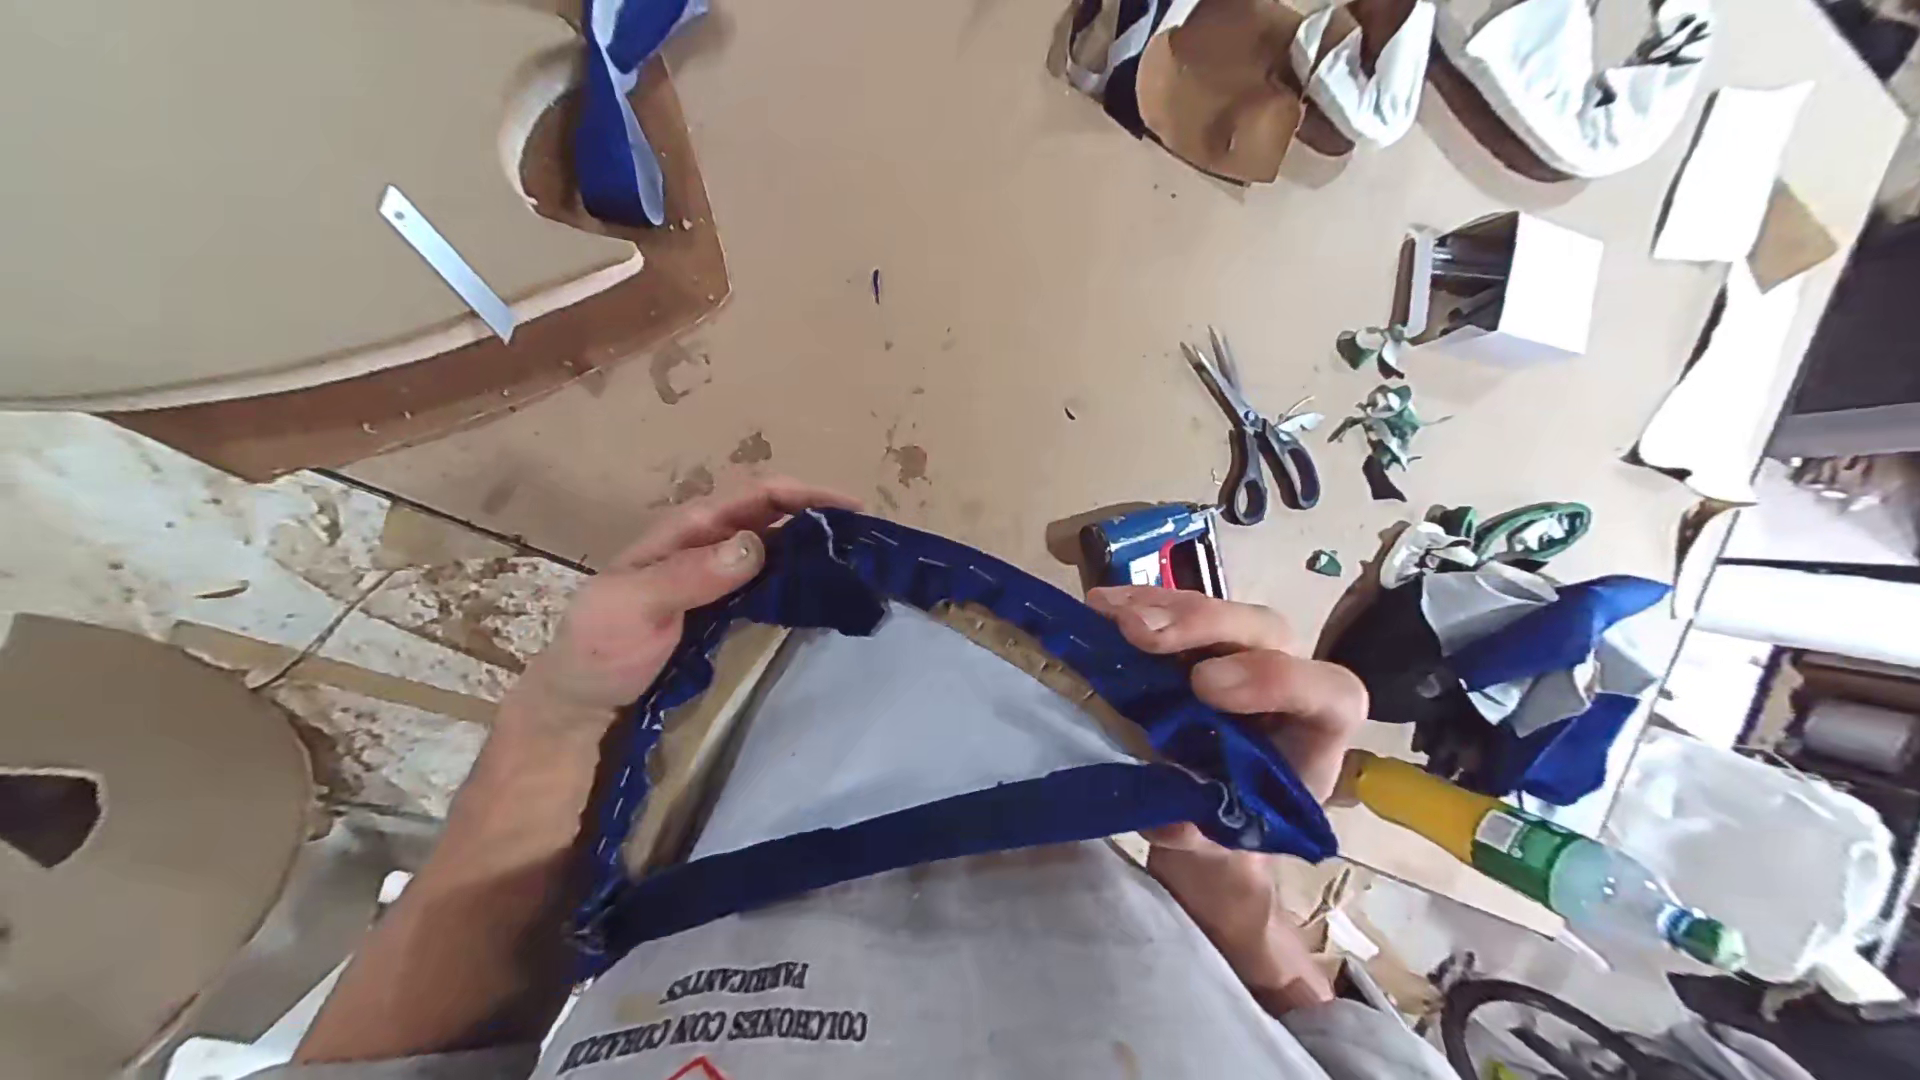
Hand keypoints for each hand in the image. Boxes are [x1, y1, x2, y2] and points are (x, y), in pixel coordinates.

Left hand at [506, 477, 860, 729]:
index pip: (755, 496)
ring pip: (778, 545)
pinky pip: (773, 579)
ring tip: (857, 557)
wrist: (582, 698)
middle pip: (774, 515)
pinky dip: (802, 575)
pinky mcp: (728, 604)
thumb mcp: (632, 606)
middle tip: (866, 534)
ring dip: (817, 544)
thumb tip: (757, 544)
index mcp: (688, 530)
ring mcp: (720, 574)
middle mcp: (710, 543)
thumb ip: (690, 575)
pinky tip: (824, 587)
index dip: (804, 494)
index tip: (850, 507)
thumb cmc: (600, 649)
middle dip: (820, 515)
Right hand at [1084, 585, 1367, 850]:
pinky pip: (1173, 609)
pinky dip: (1135, 605)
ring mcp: (1236, 649)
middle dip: (1201, 625)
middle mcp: (1284, 674)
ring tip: (1107, 613)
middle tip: (1141, 635)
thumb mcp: (1222, 839)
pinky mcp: (1194, 640)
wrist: (1211, 807)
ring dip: (1158, 608)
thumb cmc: (1235, 822)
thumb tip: (1171, 821)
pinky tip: (1100, 608)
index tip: (1204, 687)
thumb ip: (1206, 834)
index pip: (1326, 691)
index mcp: (1315, 727)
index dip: (1274, 679)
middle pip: (1262, 629)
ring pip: (1214, 608)